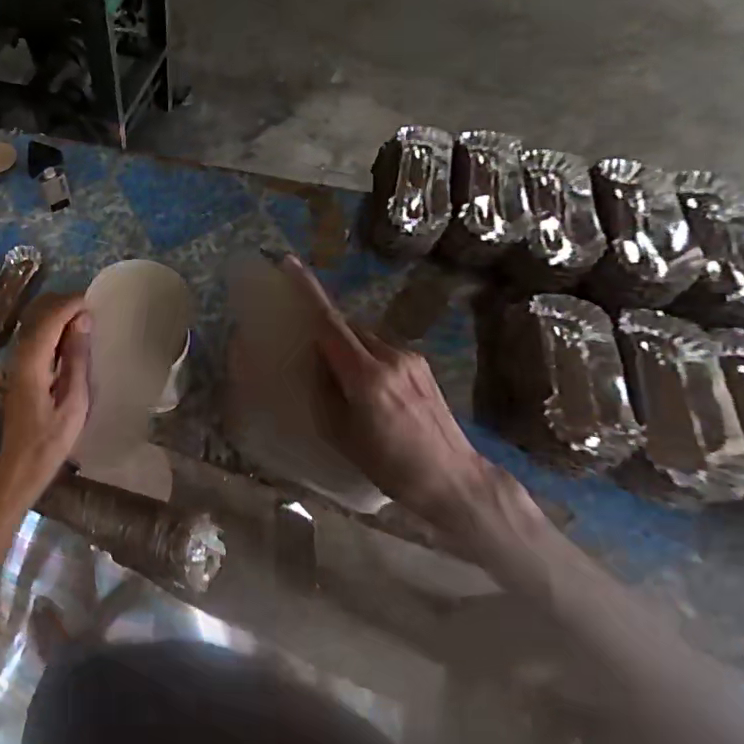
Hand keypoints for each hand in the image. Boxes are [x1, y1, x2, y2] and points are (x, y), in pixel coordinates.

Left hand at [0, 293, 91, 502]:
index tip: (94, 299)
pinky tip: (72, 338)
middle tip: (93, 307)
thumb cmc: (51, 440)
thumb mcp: (74, 402)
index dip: (71, 304)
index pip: (50, 318)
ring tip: (86, 318)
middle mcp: (20, 355)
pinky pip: (37, 338)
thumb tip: (82, 321)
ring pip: (36, 324)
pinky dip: (54, 330)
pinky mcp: (21, 370)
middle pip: (39, 315)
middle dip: (64, 304)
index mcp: (32, 361)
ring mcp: (17, 362)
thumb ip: (77, 359)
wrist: (21, 465)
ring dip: (59, 315)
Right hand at [279, 256, 530, 535]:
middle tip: (309, 351)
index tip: (290, 265)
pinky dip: (365, 356)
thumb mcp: (341, 434)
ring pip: (364, 337)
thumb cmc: (389, 465)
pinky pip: (381, 348)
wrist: (453, 478)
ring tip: (342, 380)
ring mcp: (409, 358)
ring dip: (346, 346)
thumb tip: (313, 358)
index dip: (307, 293)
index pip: (330, 325)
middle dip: (324, 331)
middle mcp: (389, 357)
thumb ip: (323, 389)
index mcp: (365, 377)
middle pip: (345, 327)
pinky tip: (368, 387)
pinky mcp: (421, 364)